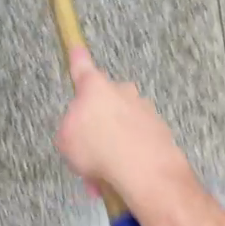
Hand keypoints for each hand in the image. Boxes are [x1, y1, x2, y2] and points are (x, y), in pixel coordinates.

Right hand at [56, 48, 193, 200]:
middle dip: (98, 124)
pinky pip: (138, 141)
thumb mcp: (65, 140)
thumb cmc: (99, 149)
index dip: (77, 58)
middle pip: (105, 102)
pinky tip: (120, 177)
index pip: (82, 67)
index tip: (76, 47)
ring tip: (102, 173)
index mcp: (94, 88)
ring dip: (112, 145)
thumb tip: (78, 131)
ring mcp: (143, 109)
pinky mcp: (159, 129)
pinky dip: (129, 157)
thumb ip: (70, 128)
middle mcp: (122, 92)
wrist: (142, 168)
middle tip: (89, 150)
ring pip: (122, 125)